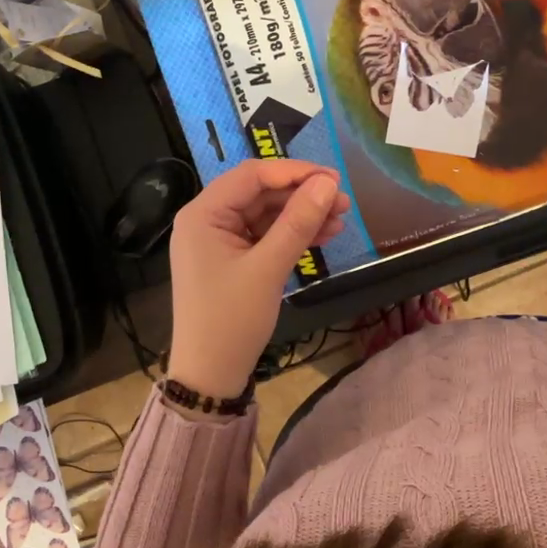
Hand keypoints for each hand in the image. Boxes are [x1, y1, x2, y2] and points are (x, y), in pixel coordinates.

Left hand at [166, 160, 350, 399]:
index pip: (252, 175)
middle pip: (260, 193)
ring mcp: (218, 241)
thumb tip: (328, 184)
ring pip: (266, 214)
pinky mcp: (231, 260)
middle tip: (344, 202)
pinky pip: (264, 236)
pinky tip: (323, 236)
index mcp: (202, 214)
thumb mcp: (268, 268)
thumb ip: (298, 223)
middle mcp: (206, 220)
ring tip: (341, 220)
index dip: (295, 173)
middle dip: (302, 195)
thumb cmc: (232, 319)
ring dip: (301, 215)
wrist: (210, 374)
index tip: (334, 179)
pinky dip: (291, 235)